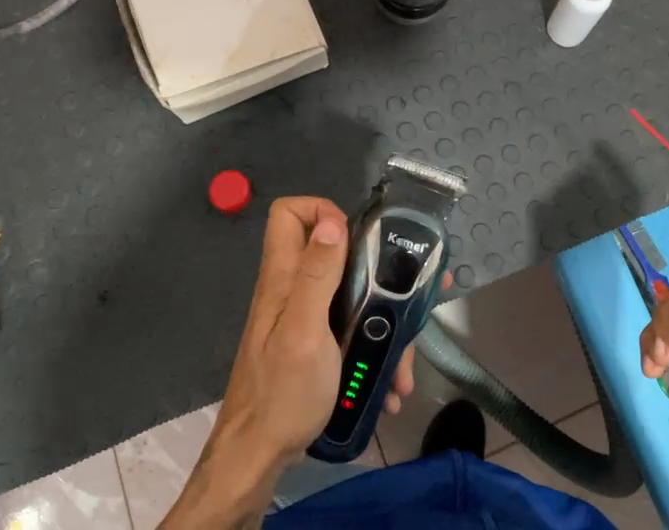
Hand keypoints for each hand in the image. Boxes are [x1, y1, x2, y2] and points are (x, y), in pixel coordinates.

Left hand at [163, 197, 416, 527]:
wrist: (258, 457)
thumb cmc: (282, 393)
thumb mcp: (304, 331)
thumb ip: (317, 274)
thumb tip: (331, 221)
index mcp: (283, 278)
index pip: (288, 214)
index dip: (321, 210)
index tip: (358, 238)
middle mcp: (293, 291)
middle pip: (335, 256)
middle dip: (376, 276)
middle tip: (409, 298)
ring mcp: (305, 320)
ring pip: (352, 300)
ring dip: (383, 326)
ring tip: (405, 366)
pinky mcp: (316, 348)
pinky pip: (352, 335)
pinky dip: (374, 355)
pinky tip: (391, 386)